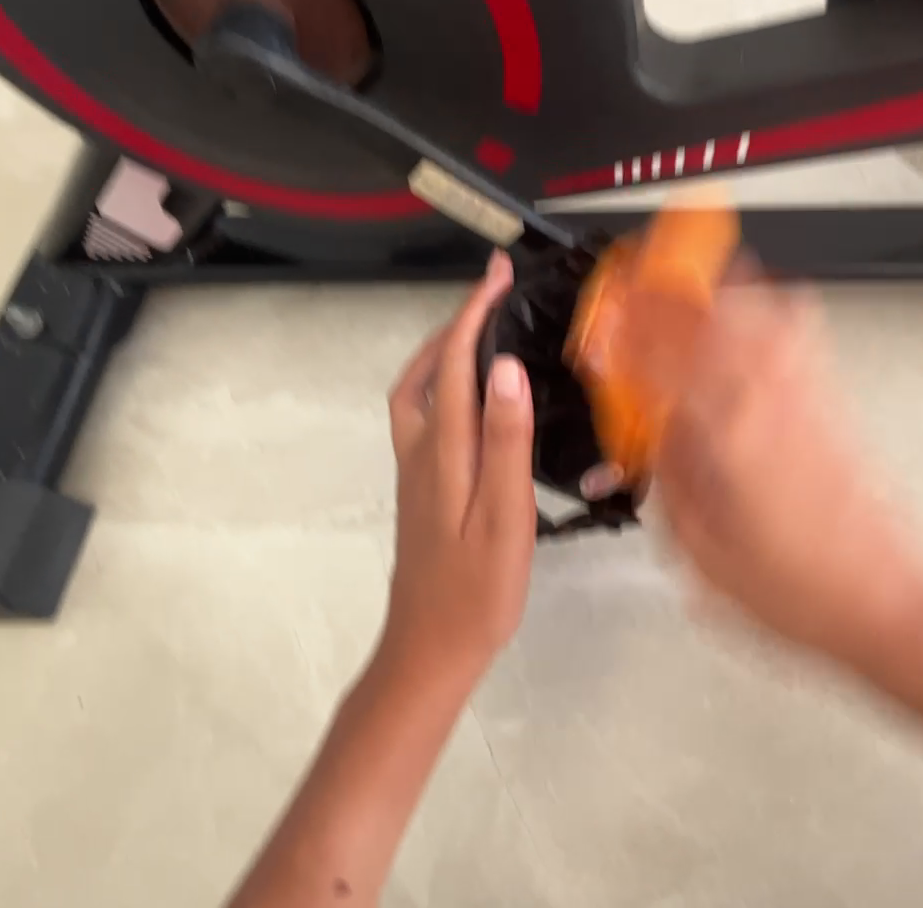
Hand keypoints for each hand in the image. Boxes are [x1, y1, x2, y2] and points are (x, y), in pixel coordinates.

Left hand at [382, 252, 536, 679]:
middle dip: (455, 323)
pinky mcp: (422, 490)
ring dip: (441, 352)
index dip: (474, 313)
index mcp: (444, 451)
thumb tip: (506, 368)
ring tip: (480, 333)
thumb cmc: (477, 588)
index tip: (498, 274)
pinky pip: (427, 418)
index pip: (453, 364)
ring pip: (418, 394)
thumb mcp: (503, 516)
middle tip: (493, 296)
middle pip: (425, 370)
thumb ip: (505, 441)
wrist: (431, 648)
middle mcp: (421, 452)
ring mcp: (416, 472)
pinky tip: (474, 401)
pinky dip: (443, 387)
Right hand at [648, 279, 922, 669]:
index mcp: (731, 435)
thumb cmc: (806, 591)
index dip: (626, 334)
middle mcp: (773, 400)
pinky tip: (759, 312)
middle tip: (641, 280)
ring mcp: (812, 396)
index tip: (606, 325)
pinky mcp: (837, 404)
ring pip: (761, 309)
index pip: (664, 357)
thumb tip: (656, 438)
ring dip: (719, 288)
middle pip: (714, 313)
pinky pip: (801, 332)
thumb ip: (673, 482)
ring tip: (692, 285)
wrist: (889, 603)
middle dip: (669, 288)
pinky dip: (771, 308)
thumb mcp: (705, 552)